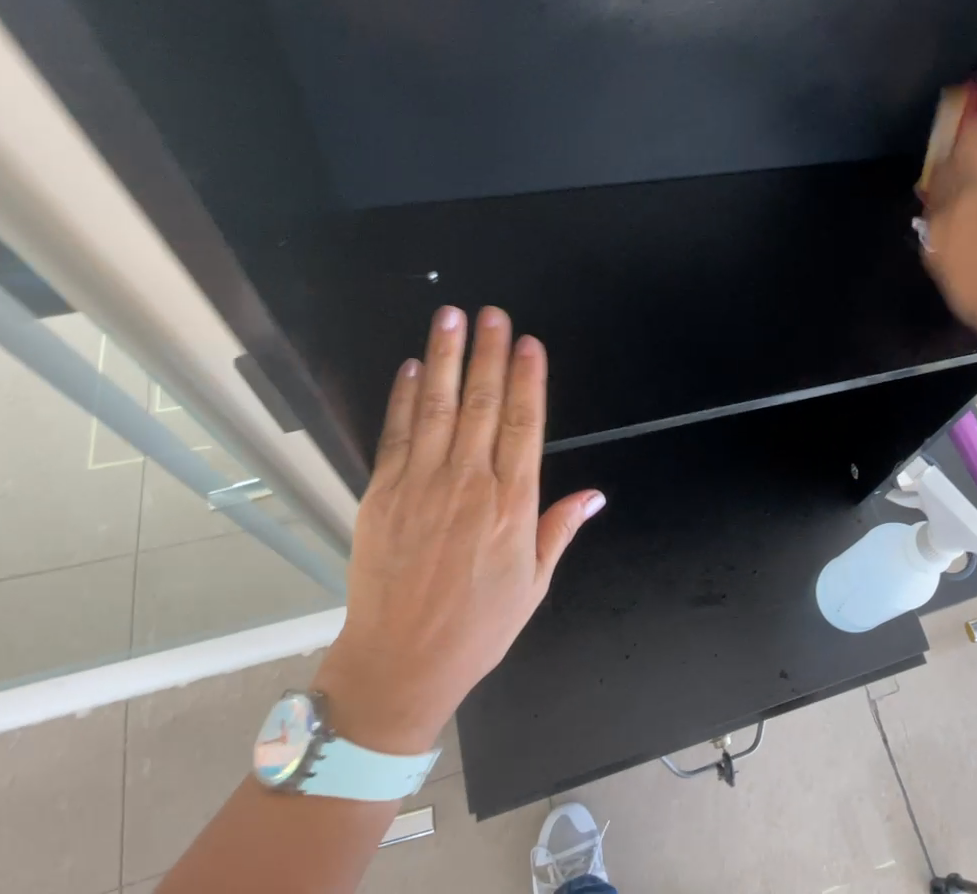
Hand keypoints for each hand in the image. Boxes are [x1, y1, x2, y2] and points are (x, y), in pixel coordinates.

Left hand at [313, 306, 604, 754]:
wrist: (400, 663)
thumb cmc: (478, 627)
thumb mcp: (534, 584)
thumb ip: (560, 530)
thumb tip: (595, 494)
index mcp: (512, 506)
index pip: (523, 426)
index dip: (527, 380)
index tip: (529, 344)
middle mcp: (468, 485)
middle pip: (481, 405)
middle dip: (488, 354)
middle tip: (492, 313)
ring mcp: (421, 486)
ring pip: (437, 409)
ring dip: (445, 359)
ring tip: (451, 318)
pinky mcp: (382, 495)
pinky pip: (395, 435)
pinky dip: (404, 398)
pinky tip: (411, 367)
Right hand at [921, 84, 976, 348]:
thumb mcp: (955, 281)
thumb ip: (944, 248)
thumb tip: (940, 227)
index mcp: (941, 224)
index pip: (936, 184)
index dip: (943, 170)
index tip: (949, 165)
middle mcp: (965, 194)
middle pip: (957, 152)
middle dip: (959, 132)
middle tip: (966, 120)